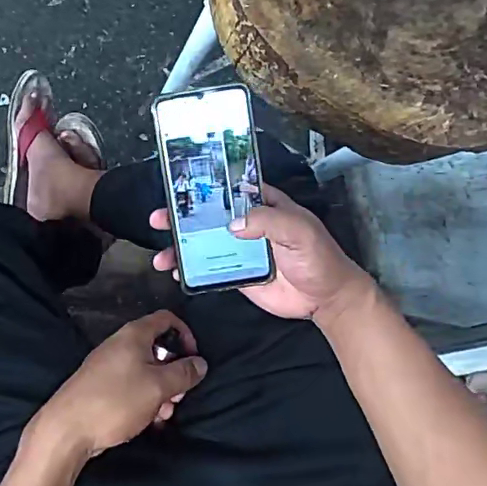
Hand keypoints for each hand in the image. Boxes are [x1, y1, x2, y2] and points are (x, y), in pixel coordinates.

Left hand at [28, 311, 207, 460]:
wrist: (68, 428)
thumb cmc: (116, 400)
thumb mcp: (158, 386)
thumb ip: (183, 373)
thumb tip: (200, 362)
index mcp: (134, 335)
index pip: (166, 319)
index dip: (185, 334)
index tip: (194, 360)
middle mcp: (120, 344)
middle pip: (158, 348)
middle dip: (175, 372)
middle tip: (178, 397)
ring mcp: (109, 365)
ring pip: (147, 370)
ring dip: (161, 391)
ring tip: (162, 415)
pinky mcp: (103, 385)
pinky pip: (133, 385)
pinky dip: (145, 398)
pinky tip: (147, 420)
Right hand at [152, 183, 375, 321]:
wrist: (327, 299)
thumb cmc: (320, 257)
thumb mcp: (299, 231)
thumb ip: (268, 222)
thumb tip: (233, 225)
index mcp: (262, 204)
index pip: (228, 188)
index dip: (203, 186)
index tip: (178, 187)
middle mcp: (247, 223)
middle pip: (207, 216)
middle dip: (180, 217)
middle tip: (158, 219)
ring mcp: (240, 249)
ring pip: (203, 243)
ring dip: (180, 247)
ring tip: (162, 256)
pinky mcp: (238, 274)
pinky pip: (209, 269)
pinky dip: (191, 270)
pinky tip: (178, 273)